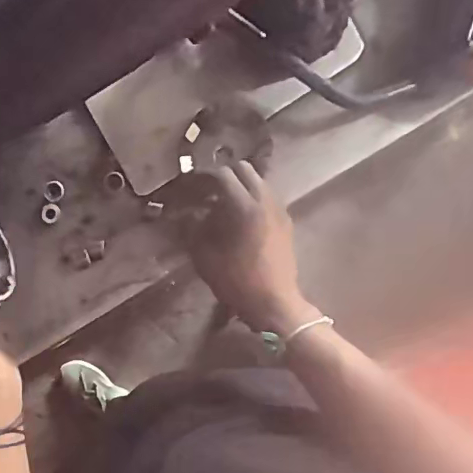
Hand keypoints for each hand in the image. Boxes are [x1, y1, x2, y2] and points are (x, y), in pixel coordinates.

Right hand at [188, 161, 319, 332]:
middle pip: (244, 169)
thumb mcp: (205, 258)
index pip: (222, 174)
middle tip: (207, 193)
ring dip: (240, 187)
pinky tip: (241, 220)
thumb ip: (193, 229)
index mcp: (244, 206)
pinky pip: (267, 197)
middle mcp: (266, 200)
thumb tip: (186, 213)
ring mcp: (279, 209)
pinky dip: (253, 199)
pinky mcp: (286, 222)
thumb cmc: (237, 282)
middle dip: (224, 177)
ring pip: (259, 181)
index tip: (190, 186)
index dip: (203, 177)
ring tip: (223, 206)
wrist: (274, 303)